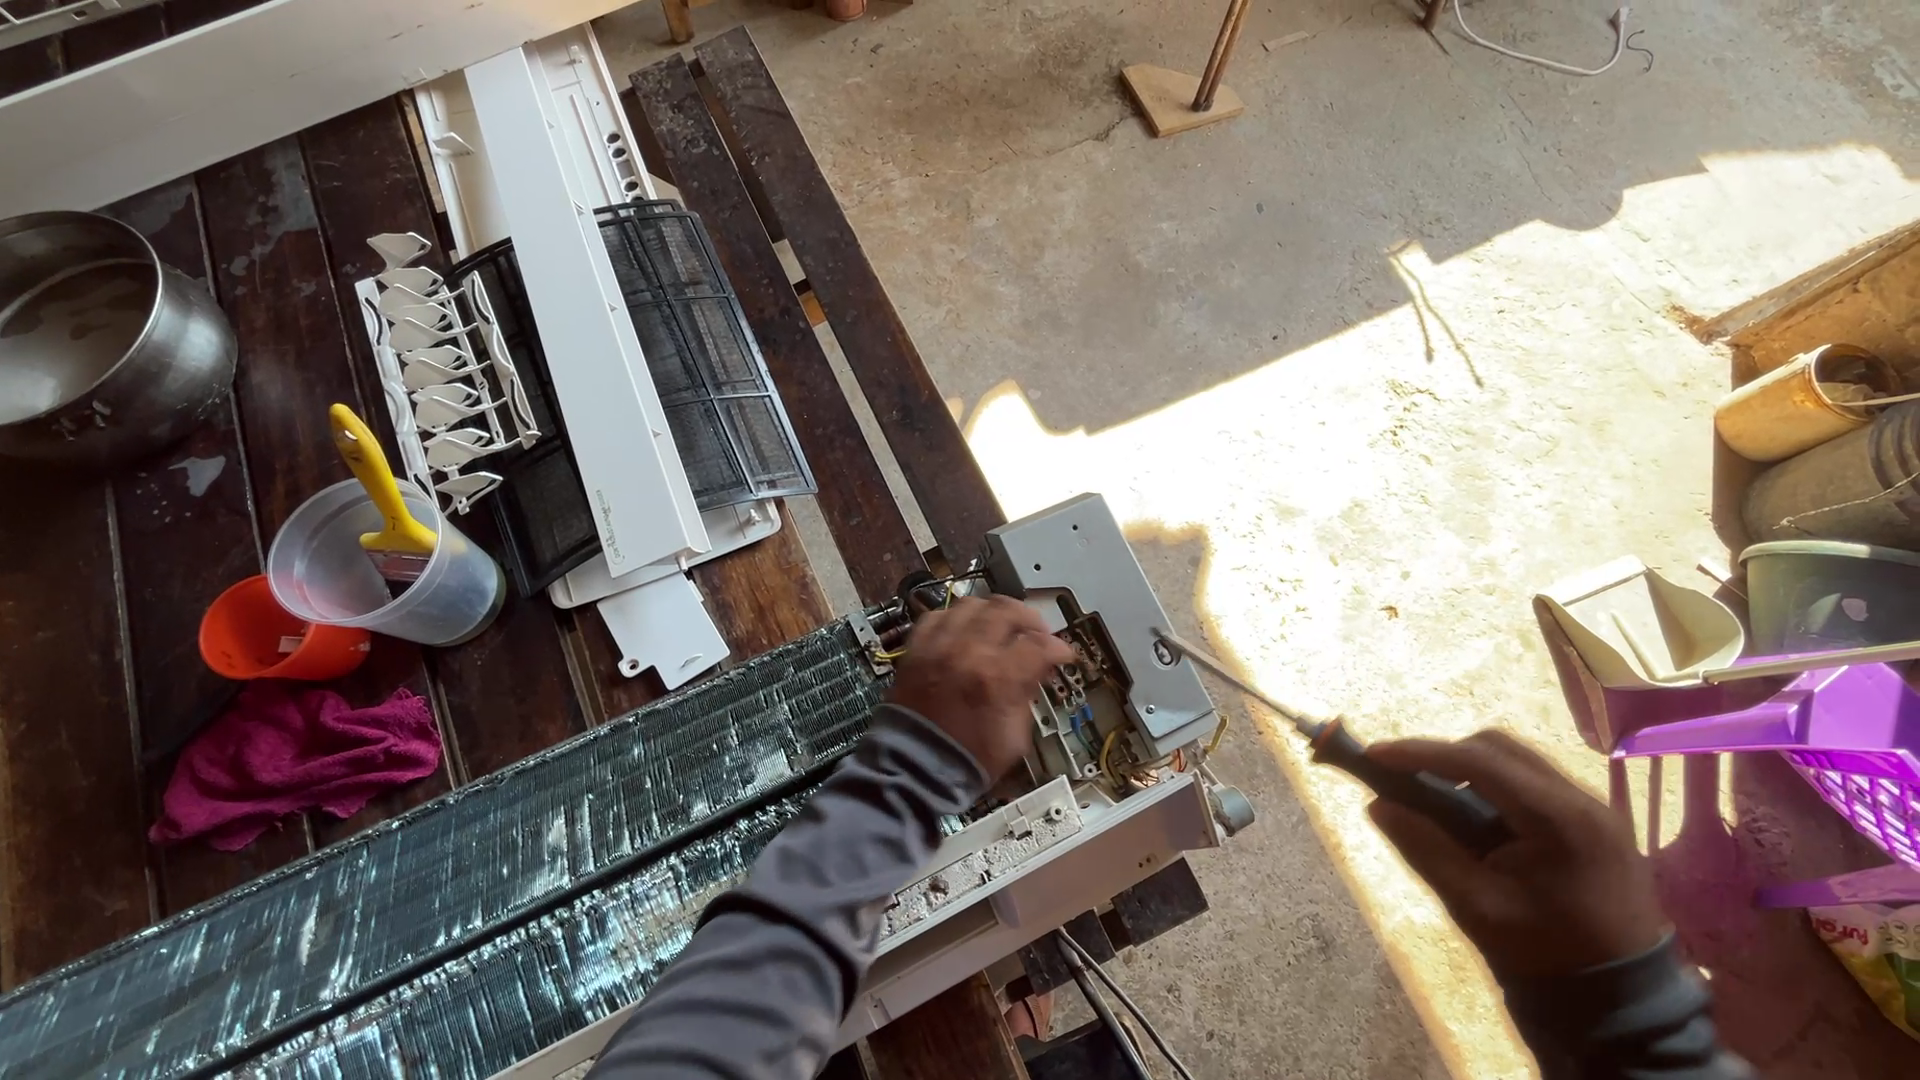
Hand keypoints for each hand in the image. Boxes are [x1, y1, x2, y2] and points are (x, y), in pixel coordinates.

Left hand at [887, 595, 1075, 779]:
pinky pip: (938, 615)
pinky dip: (956, 618)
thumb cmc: (968, 759)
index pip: (1039, 644)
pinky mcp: (916, 649)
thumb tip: (1035, 670)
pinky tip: (965, 630)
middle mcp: (968, 652)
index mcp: (997, 678)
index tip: (1062, 654)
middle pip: (1007, 610)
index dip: (1058, 647)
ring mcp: (939, 646)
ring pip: (973, 604)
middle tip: (1036, 632)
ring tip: (1002, 626)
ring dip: (994, 612)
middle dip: (1030, 619)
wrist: (914, 769)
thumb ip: (1027, 695)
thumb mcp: (1015, 737)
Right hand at [1366, 730, 1666, 978]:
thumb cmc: (1544, 952)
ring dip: (1469, 768)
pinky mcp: (1593, 821)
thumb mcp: (1473, 904)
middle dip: (1444, 755)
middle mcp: (1582, 800)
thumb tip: (1377, 805)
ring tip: (1436, 797)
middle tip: (1405, 779)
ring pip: (1515, 760)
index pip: (1477, 761)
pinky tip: (1475, 814)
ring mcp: (1593, 809)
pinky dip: (1493, 784)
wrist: (1622, 998)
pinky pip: (1531, 781)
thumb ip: (1424, 848)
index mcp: (1558, 819)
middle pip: (1498, 748)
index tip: (1374, 753)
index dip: (1420, 752)